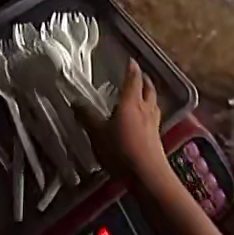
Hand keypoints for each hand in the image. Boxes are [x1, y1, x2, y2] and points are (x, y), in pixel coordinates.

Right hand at [76, 61, 166, 188]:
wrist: (147, 173)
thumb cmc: (121, 149)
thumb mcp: (98, 133)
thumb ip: (87, 117)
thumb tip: (76, 102)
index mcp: (132, 102)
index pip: (133, 79)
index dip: (132, 69)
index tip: (131, 61)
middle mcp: (146, 108)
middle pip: (148, 88)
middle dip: (144, 80)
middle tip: (140, 75)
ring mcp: (154, 122)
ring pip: (153, 102)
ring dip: (149, 94)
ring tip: (144, 93)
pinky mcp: (157, 136)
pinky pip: (154, 115)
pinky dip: (150, 110)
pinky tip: (145, 117)